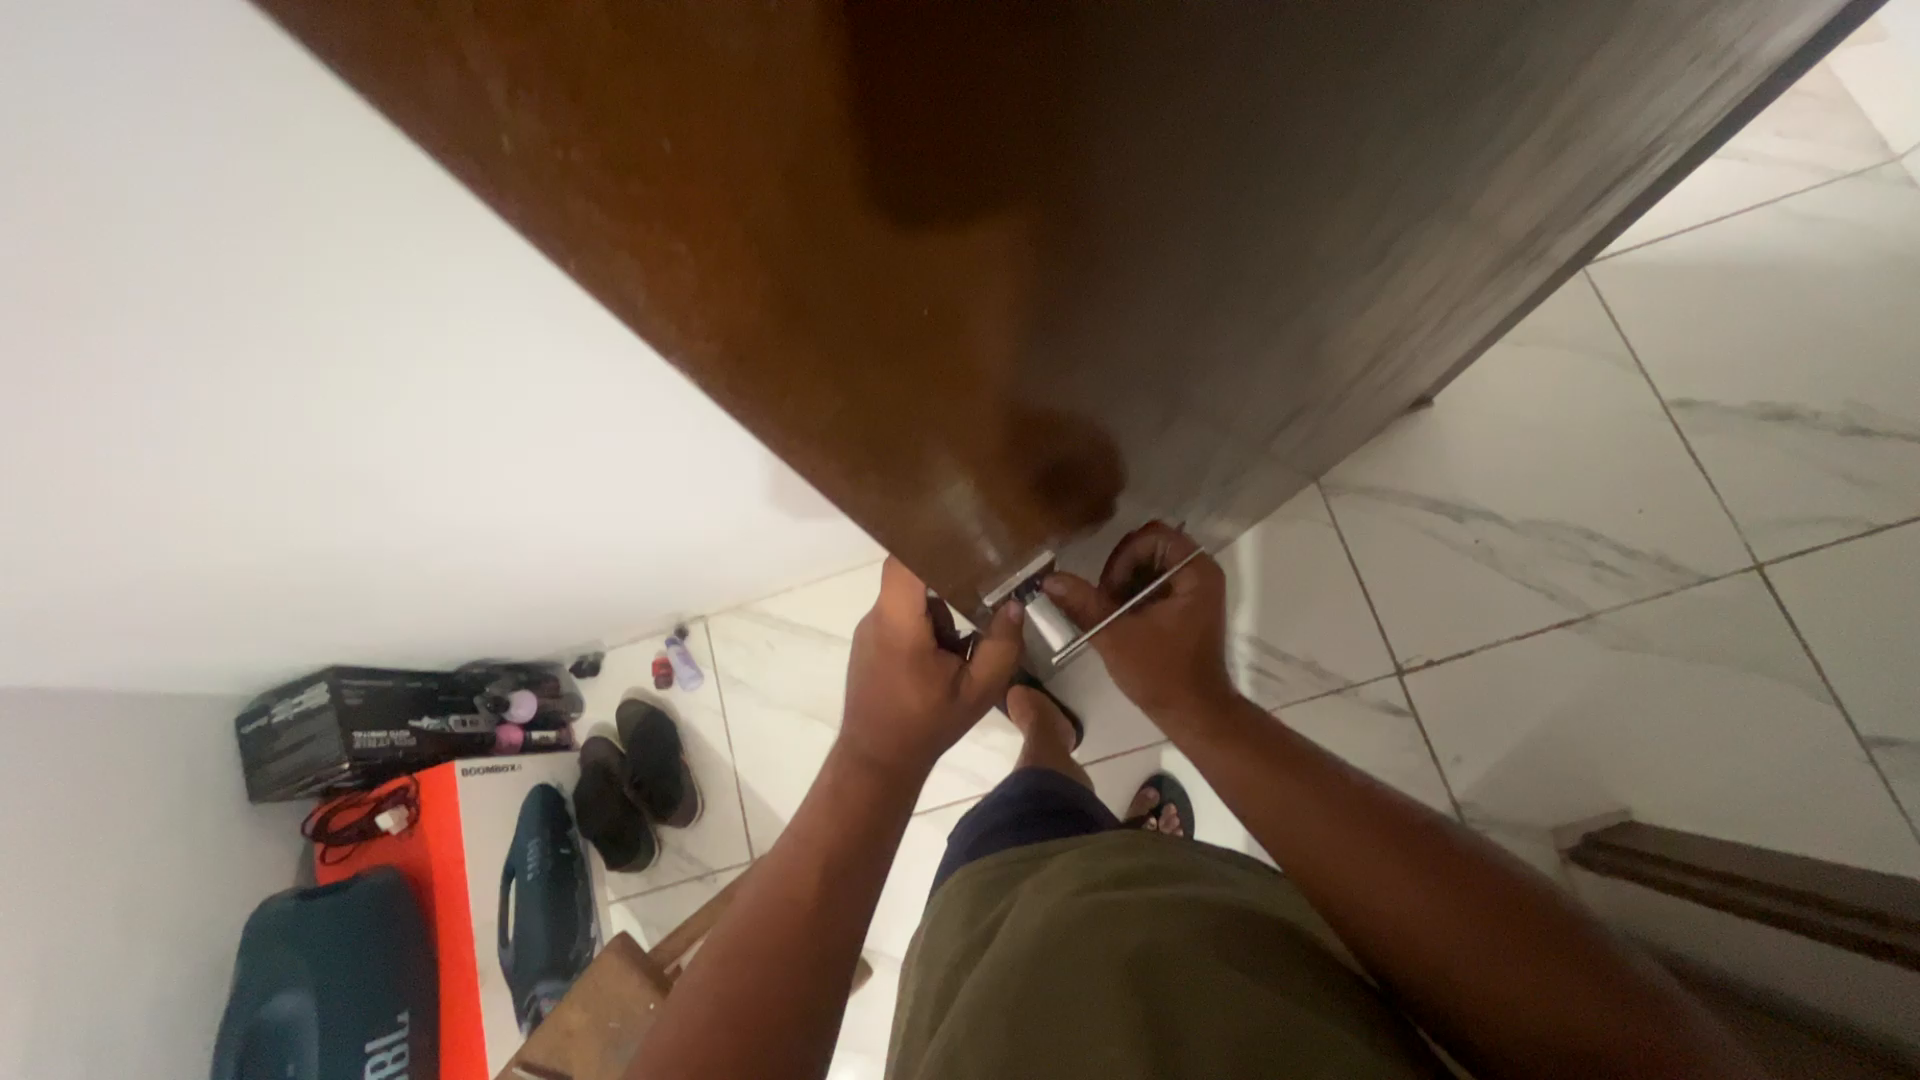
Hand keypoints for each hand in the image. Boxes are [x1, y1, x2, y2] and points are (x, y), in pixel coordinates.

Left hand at [839, 557, 1025, 775]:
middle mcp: (878, 617)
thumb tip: (1015, 606)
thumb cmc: (926, 725)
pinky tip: (945, 656)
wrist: (877, 760)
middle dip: (948, 580)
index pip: (905, 560)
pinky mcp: (870, 643)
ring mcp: (870, 630)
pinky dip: (926, 626)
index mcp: (899, 623)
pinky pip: (901, 617)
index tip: (965, 537)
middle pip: (911, 575)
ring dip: (939, 610)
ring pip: (909, 598)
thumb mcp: (978, 691)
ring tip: (964, 642)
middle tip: (984, 584)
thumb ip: (1001, 646)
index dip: (931, 541)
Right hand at [1042, 522, 1239, 727]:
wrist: (1193, 714)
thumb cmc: (1161, 674)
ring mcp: (1196, 589)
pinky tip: (1122, 619)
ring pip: (1148, 565)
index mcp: (1196, 572)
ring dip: (1123, 583)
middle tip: (1106, 602)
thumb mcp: (1115, 636)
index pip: (1151, 537)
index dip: (1123, 558)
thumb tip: (1048, 579)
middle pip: (1149, 546)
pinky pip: (1154, 582)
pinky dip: (1134, 594)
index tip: (1110, 592)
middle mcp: (1201, 572)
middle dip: (1120, 571)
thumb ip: (1082, 603)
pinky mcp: (1187, 605)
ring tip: (1112, 614)